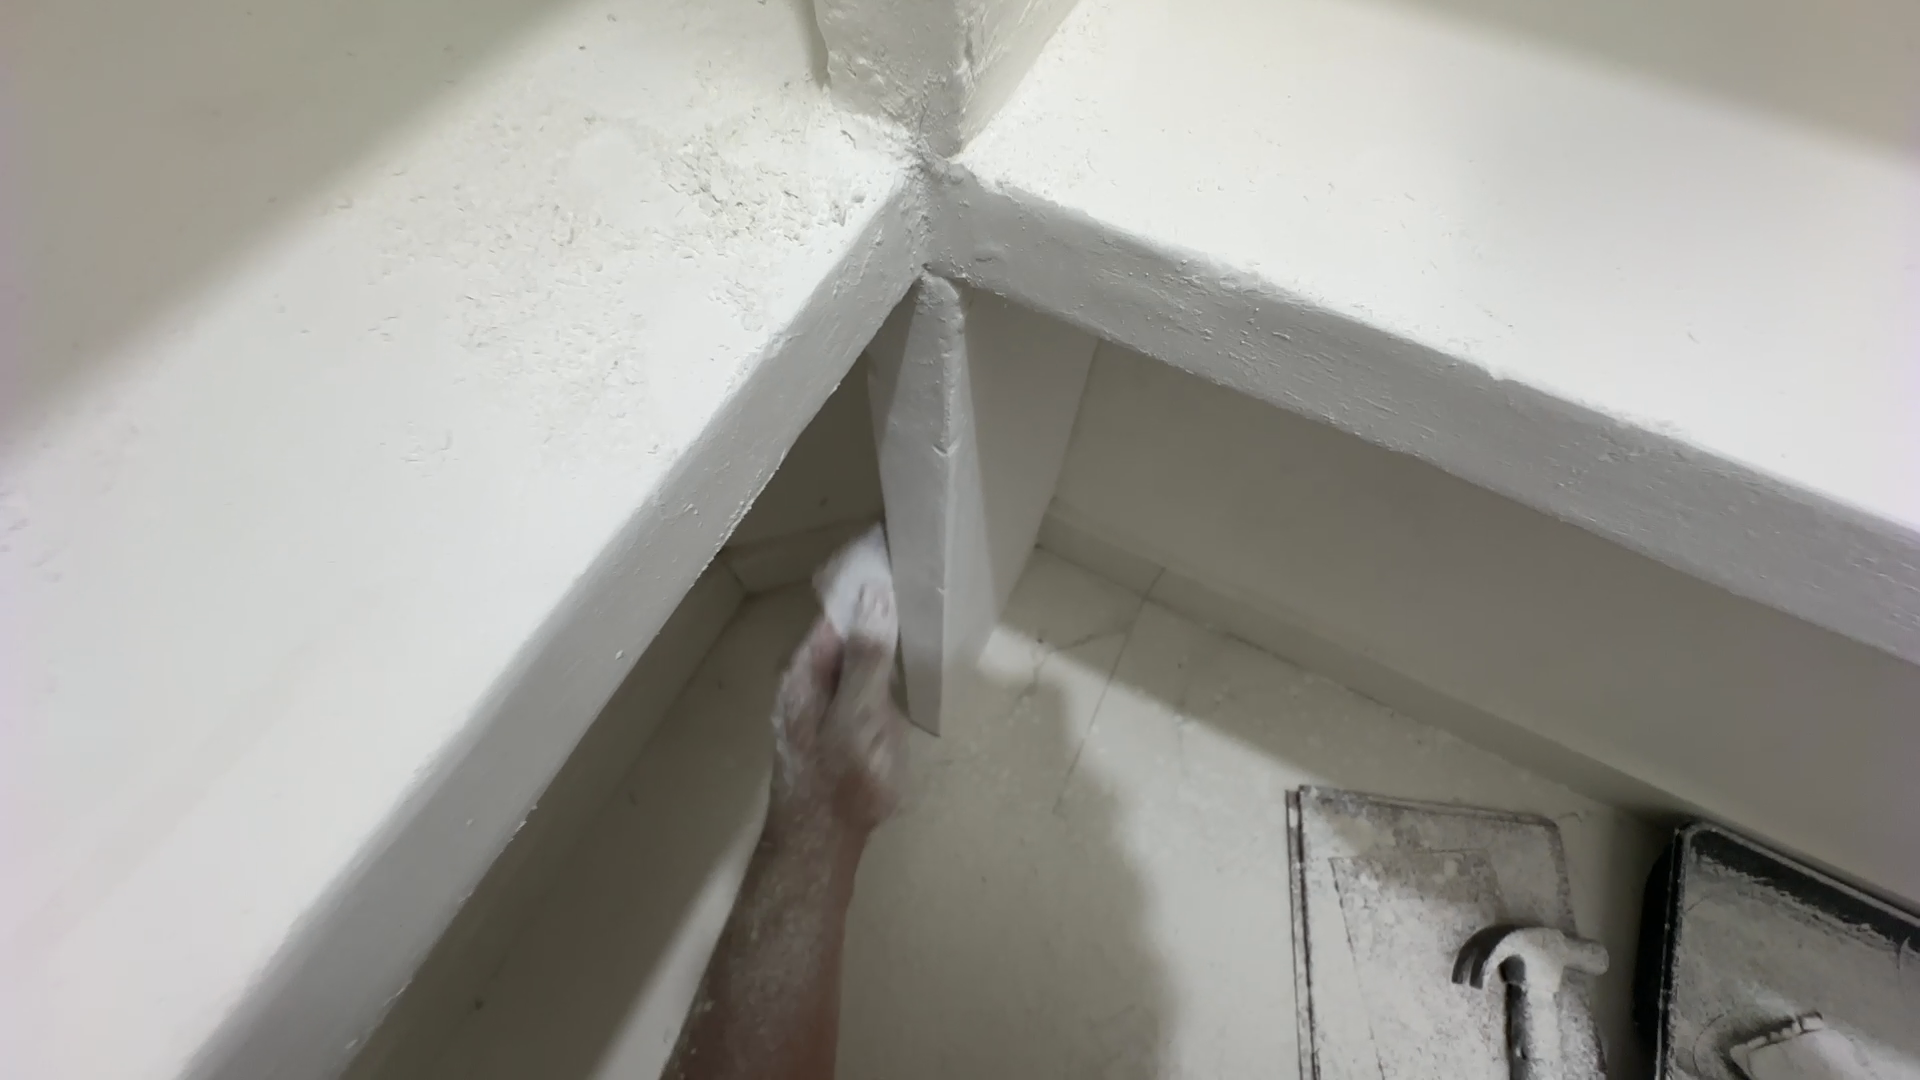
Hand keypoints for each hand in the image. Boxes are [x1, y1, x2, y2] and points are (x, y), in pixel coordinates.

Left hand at [768, 585, 906, 841]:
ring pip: (857, 648)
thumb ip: (866, 658)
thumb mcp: (857, 717)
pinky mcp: (844, 715)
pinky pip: (863, 672)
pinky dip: (885, 655)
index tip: (898, 551)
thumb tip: (875, 595)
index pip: (836, 608)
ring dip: (883, 626)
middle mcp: (812, 675)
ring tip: (919, 599)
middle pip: (847, 625)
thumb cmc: (841, 781)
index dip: (865, 581)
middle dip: (878, 599)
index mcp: (807, 668)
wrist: (822, 842)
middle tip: (921, 573)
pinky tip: (907, 649)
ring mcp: (827, 696)